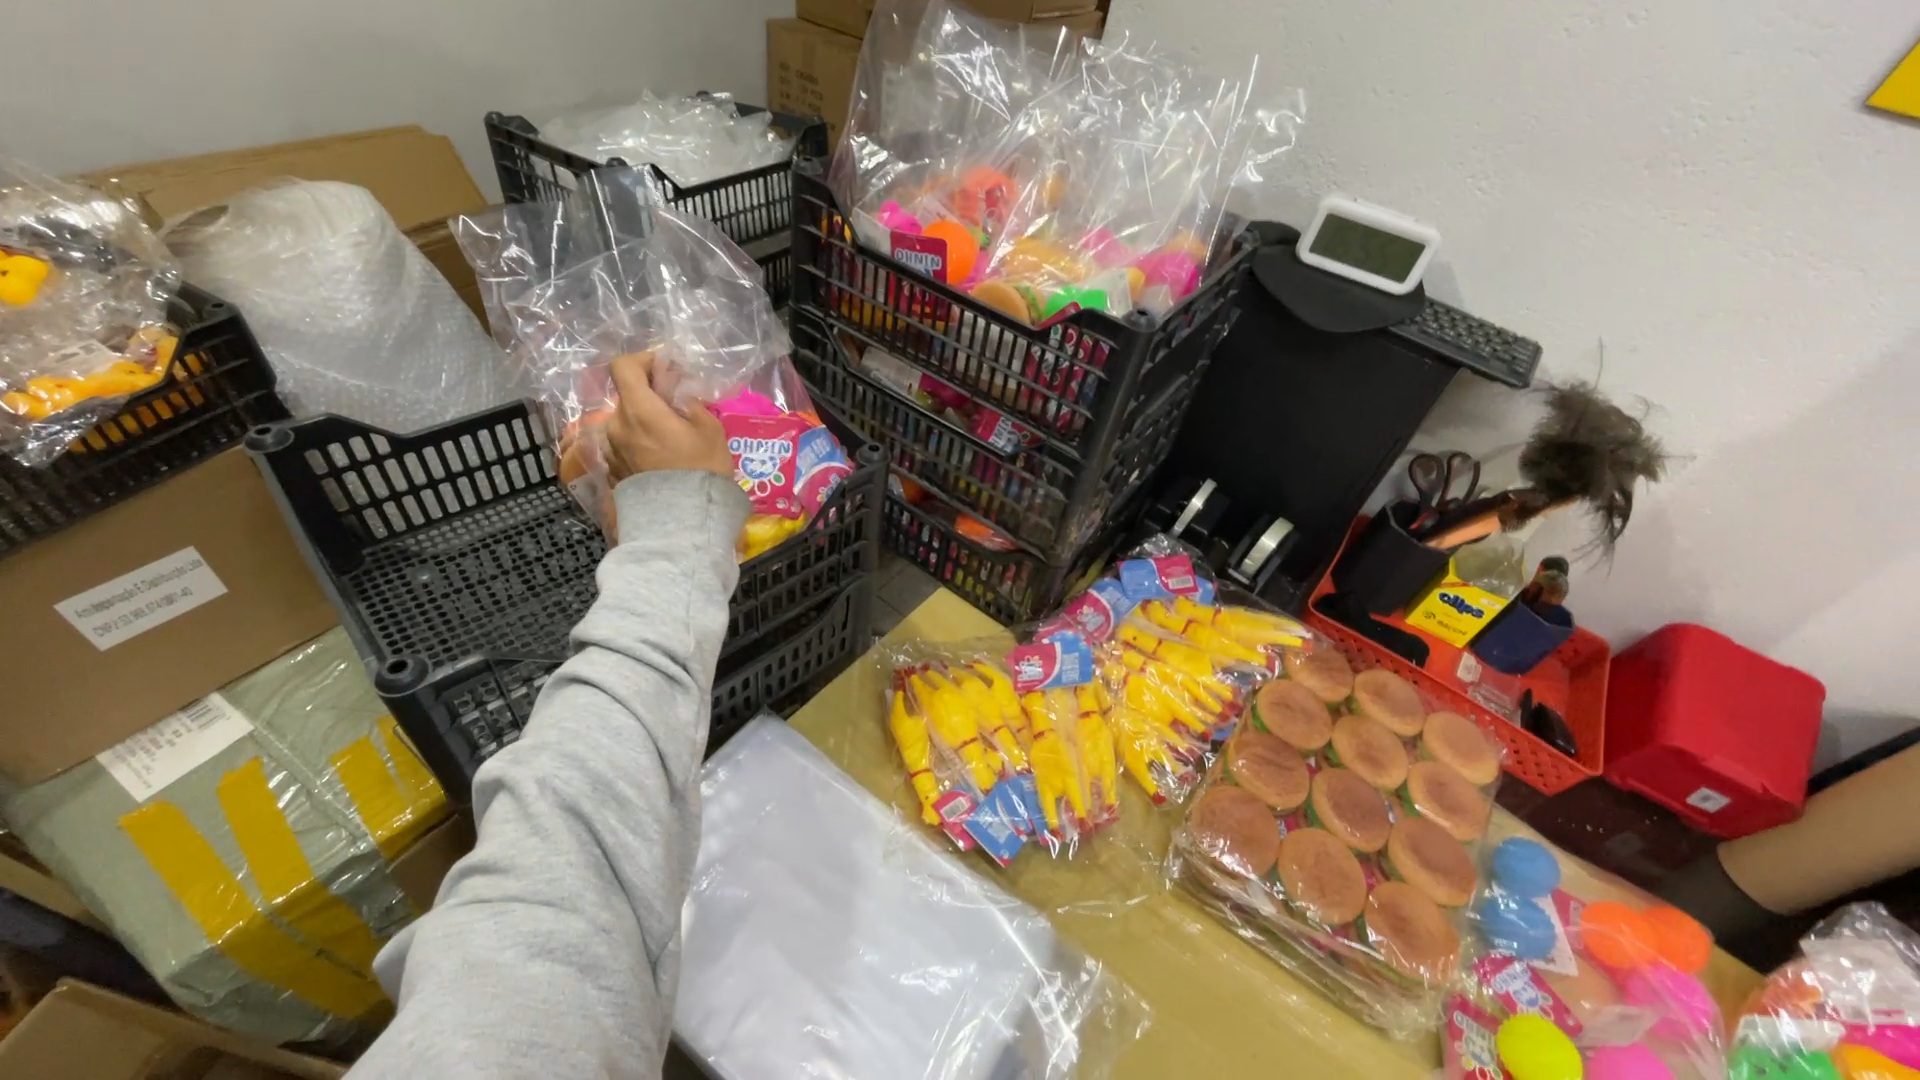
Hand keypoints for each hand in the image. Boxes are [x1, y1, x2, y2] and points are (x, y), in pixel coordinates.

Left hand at [603, 351, 733, 482]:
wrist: (685, 522)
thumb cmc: (702, 471)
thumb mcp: (711, 431)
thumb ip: (692, 405)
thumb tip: (681, 398)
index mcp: (639, 409)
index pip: (623, 366)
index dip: (642, 360)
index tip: (664, 369)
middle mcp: (617, 426)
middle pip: (628, 397)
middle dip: (650, 398)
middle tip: (677, 410)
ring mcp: (612, 450)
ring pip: (626, 424)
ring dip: (644, 424)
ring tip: (670, 440)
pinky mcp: (613, 472)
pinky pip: (625, 447)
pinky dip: (640, 445)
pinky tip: (662, 461)